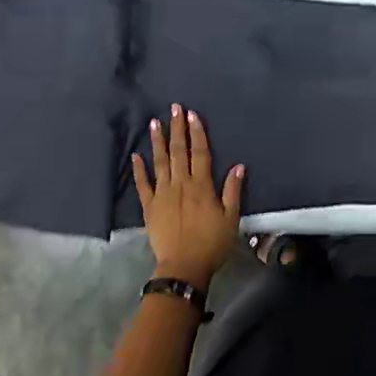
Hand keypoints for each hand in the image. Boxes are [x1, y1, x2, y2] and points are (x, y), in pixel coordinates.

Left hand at [132, 104, 244, 288]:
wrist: (184, 266)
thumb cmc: (212, 243)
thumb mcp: (231, 218)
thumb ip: (232, 191)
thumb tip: (239, 166)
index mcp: (201, 185)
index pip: (200, 152)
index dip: (197, 133)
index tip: (192, 114)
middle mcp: (180, 184)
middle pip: (179, 151)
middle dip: (177, 128)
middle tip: (174, 108)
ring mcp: (162, 193)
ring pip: (160, 162)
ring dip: (158, 141)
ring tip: (155, 123)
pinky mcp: (149, 206)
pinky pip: (142, 184)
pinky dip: (139, 169)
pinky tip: (136, 155)